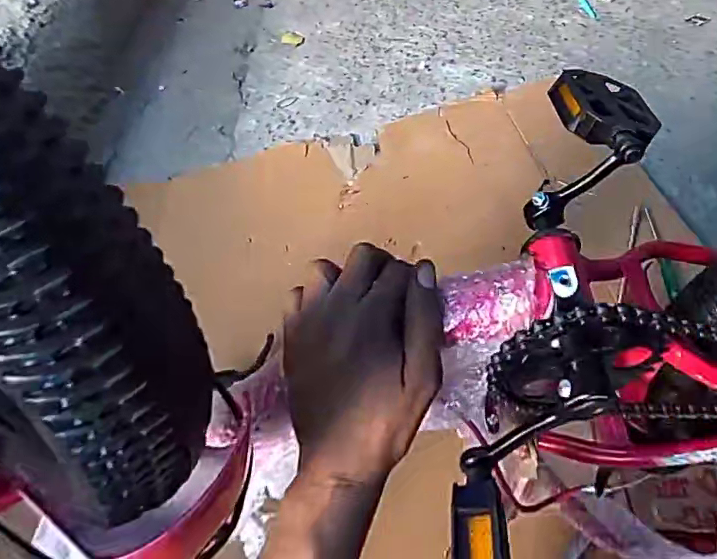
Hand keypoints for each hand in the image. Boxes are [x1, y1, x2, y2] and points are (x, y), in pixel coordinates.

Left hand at [282, 243, 443, 489]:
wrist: (337, 462)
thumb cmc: (387, 419)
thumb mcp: (424, 377)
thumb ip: (426, 318)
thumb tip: (422, 270)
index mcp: (372, 316)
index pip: (397, 269)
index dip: (412, 281)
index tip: (415, 304)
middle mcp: (336, 308)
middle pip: (362, 255)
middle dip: (383, 268)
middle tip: (391, 297)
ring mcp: (308, 320)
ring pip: (325, 269)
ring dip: (346, 279)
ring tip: (358, 305)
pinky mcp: (291, 335)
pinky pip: (299, 294)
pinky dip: (316, 299)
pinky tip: (330, 321)